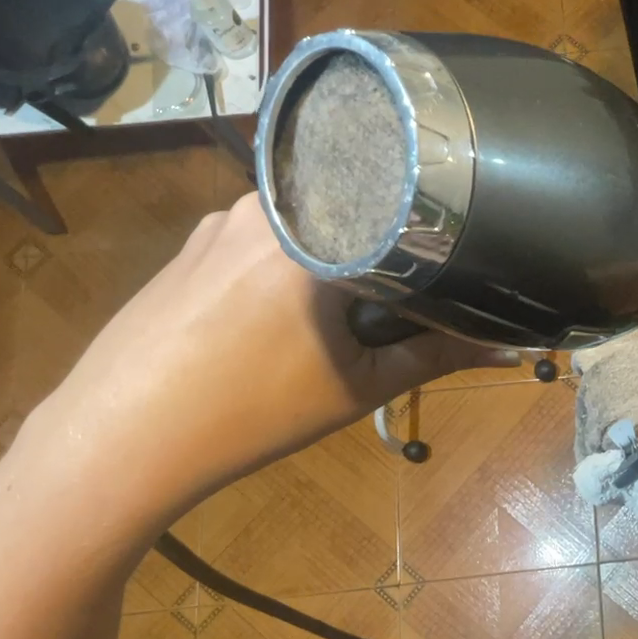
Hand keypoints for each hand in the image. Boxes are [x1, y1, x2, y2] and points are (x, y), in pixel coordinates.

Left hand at [24, 193, 516, 510]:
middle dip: (387, 250)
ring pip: (307, 226)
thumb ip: (439, 357)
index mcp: (311, 232)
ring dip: (338, 259)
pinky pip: (265, 241)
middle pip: (351, 211)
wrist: (124, 437)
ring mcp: (218, 225)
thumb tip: (513, 352)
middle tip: (411, 299)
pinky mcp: (191, 248)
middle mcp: (262, 209)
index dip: (436, 230)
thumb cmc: (255, 409)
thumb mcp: (361, 386)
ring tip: (354, 312)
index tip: (461, 259)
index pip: (397, 201)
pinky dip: (294, 267)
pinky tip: (289, 317)